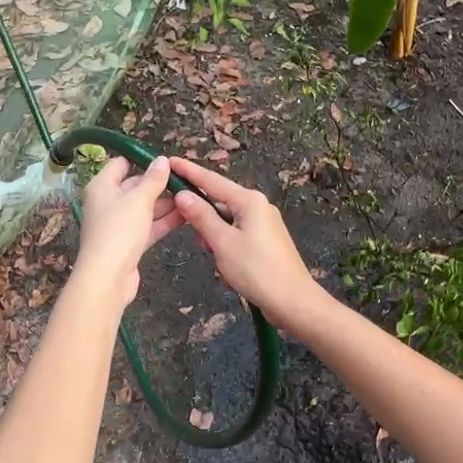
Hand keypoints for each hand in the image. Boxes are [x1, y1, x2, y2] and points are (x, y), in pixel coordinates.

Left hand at [75, 156, 182, 305]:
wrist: (107, 277)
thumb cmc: (119, 230)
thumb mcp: (139, 200)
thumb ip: (153, 180)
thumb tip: (162, 160)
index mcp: (102, 186)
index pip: (121, 164)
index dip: (141, 159)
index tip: (166, 160)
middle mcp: (107, 202)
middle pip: (135, 186)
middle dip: (159, 184)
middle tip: (186, 180)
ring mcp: (118, 224)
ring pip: (144, 208)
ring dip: (166, 204)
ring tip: (192, 196)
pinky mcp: (128, 242)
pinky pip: (148, 226)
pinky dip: (164, 221)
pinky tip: (186, 215)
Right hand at [168, 157, 324, 324]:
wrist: (293, 301)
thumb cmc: (256, 269)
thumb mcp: (222, 242)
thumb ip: (201, 217)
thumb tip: (183, 195)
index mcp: (249, 200)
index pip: (211, 181)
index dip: (188, 172)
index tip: (169, 161)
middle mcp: (259, 206)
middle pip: (219, 202)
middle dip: (203, 218)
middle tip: (195, 237)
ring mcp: (265, 224)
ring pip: (228, 222)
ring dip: (215, 237)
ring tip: (216, 258)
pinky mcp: (267, 241)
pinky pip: (238, 235)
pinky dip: (227, 247)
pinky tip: (228, 268)